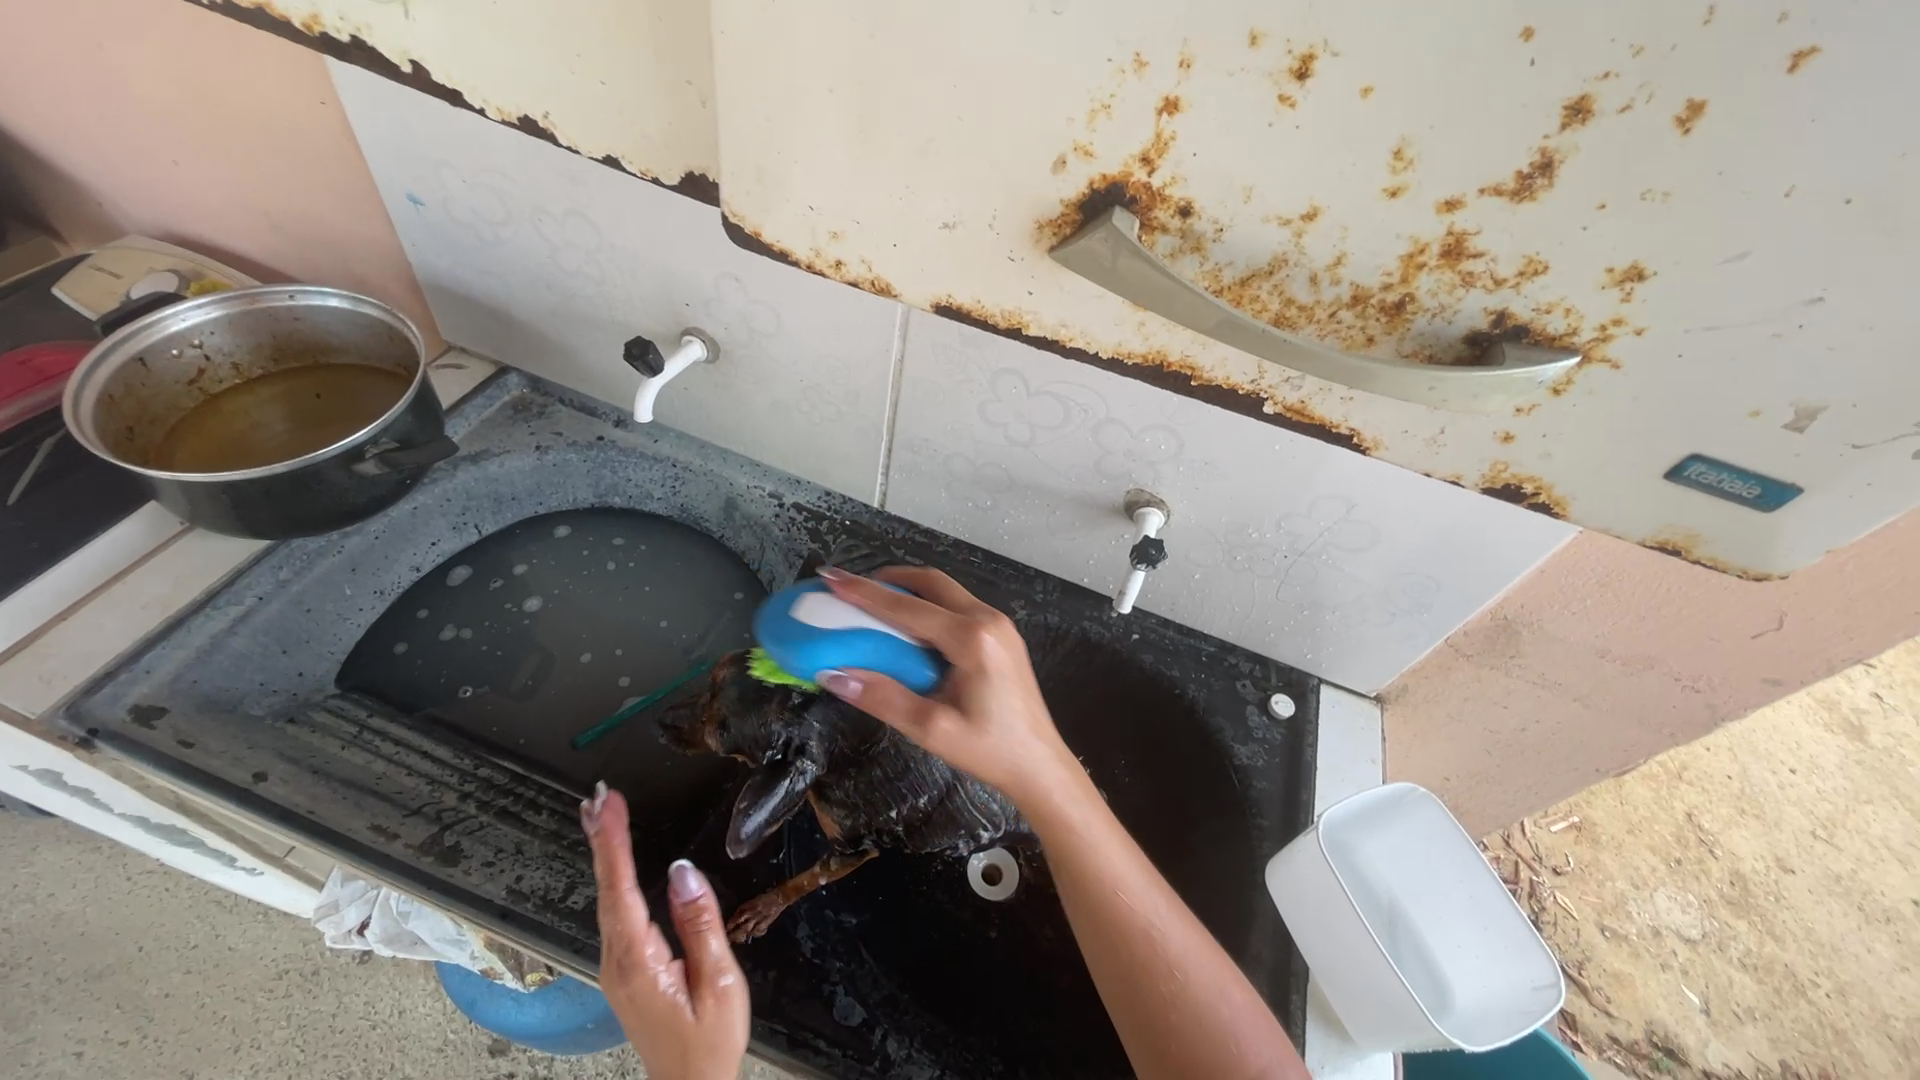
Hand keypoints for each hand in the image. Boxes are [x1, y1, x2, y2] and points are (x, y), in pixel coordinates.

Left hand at [581, 782, 749, 1079]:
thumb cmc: (711, 1040)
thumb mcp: (718, 981)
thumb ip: (700, 923)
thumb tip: (682, 870)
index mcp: (639, 961)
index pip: (621, 890)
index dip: (613, 843)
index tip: (610, 804)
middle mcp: (618, 961)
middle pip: (605, 890)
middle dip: (600, 839)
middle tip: (596, 797)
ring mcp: (617, 967)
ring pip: (606, 900)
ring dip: (603, 854)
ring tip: (602, 816)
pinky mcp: (625, 970)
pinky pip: (614, 913)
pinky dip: (612, 878)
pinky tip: (615, 863)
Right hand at [813, 565, 1080, 805]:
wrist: (1039, 765)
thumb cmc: (989, 750)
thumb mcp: (931, 729)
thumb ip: (882, 698)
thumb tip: (833, 674)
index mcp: (972, 639)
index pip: (907, 608)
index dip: (864, 592)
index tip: (831, 577)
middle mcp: (988, 620)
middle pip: (931, 583)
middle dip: (889, 580)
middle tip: (851, 587)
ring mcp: (999, 626)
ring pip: (947, 591)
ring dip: (910, 590)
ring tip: (874, 602)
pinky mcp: (1002, 636)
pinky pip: (958, 606)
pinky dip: (928, 605)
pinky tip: (909, 625)